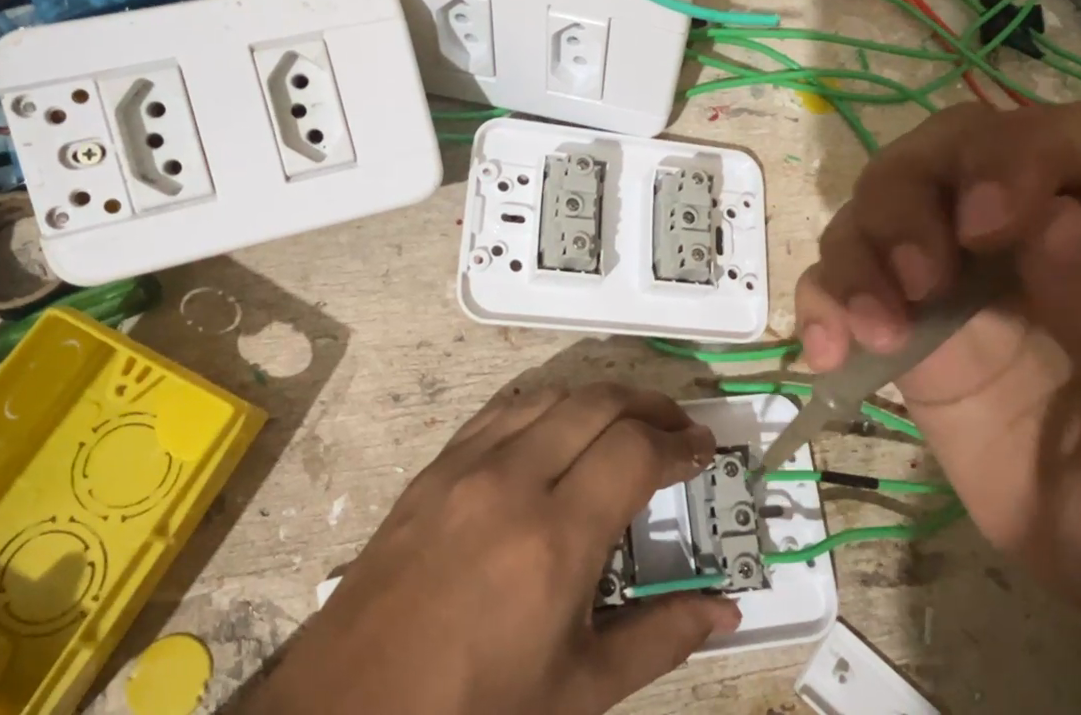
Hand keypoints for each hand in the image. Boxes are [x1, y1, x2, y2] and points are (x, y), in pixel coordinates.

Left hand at [261, 383, 739, 714]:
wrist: (354, 702)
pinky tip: (557, 426)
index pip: (636, 452)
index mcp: (555, 538)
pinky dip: (545, 405)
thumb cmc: (474, 703)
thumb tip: (725, 613)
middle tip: (678, 426)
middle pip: (597, 404)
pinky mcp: (433, 468)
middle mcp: (512, 482)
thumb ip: (659, 639)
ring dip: (599, 398)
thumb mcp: (578, 689)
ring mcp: (466, 467)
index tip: (703, 450)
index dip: (680, 444)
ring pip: (549, 396)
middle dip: (649, 405)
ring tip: (628, 420)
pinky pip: (500, 411)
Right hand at [794, 103, 1080, 648]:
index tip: (991, 223)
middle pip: (946, 156)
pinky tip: (829, 355)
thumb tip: (1052, 222)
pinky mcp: (908, 337)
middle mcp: (1025, 241)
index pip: (1068, 138)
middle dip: (912, 196)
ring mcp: (957, 287)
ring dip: (859, 254)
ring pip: (879, 213)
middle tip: (920, 277)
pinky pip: (842, 289)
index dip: (1020, 152)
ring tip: (876, 333)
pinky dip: (822, 305)